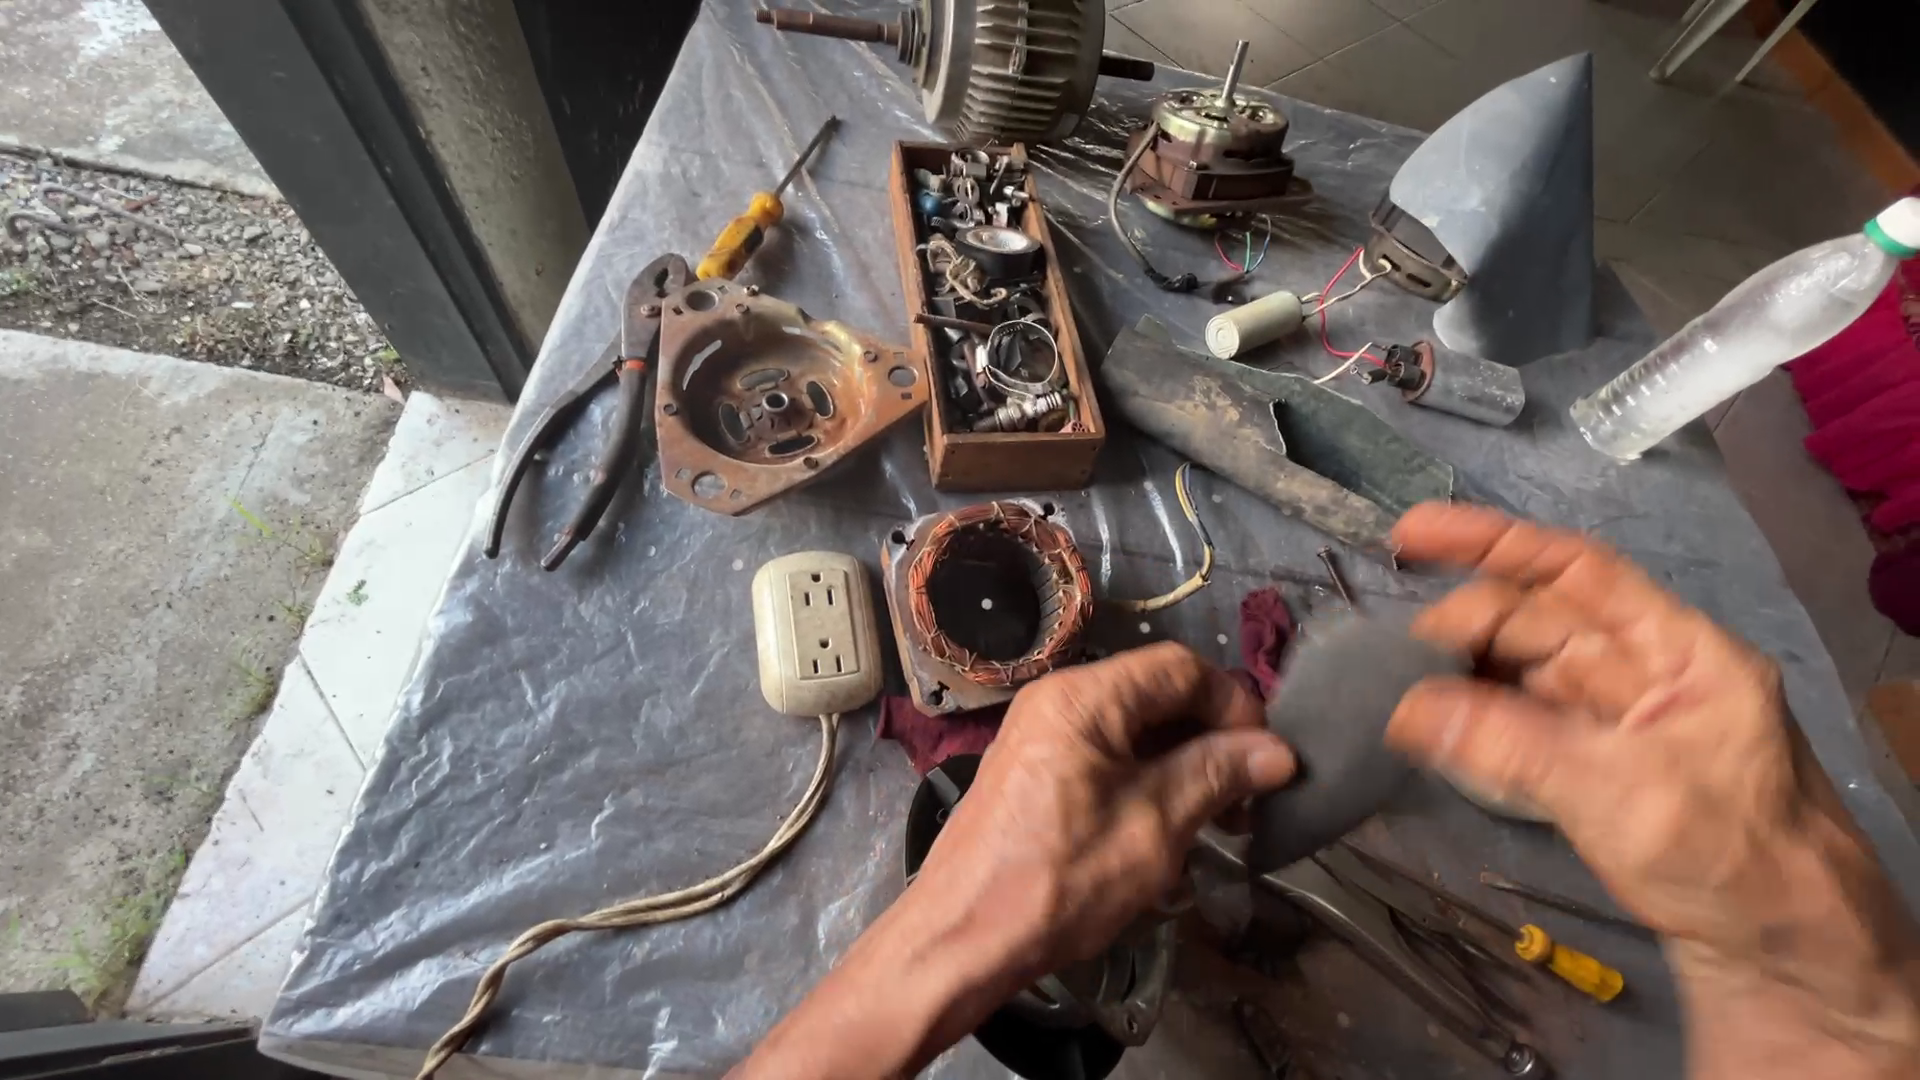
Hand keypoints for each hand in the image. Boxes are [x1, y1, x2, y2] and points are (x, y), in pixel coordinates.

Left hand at [735, 643, 1293, 1079]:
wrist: (963, 932)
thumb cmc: (1060, 879)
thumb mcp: (1153, 826)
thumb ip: (1215, 775)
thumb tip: (1277, 750)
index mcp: (1083, 695)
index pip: (1178, 666)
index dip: (1232, 703)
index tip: (1265, 758)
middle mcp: (1058, 695)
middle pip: (1154, 689)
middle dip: (1209, 735)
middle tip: (1246, 796)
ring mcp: (1042, 727)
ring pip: (1133, 721)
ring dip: (1181, 758)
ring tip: (1216, 817)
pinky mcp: (1036, 759)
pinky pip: (1105, 745)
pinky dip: (1145, 771)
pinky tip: (1169, 819)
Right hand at [1387, 503, 1919, 1075]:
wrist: (1780, 960)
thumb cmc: (1739, 865)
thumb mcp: (1631, 800)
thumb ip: (1512, 747)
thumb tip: (1403, 710)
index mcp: (1676, 653)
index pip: (1577, 571)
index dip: (1493, 541)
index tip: (1412, 532)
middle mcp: (1632, 667)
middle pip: (1528, 617)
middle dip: (1460, 623)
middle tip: (1398, 655)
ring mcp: (1596, 709)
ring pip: (1507, 660)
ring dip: (1451, 664)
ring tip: (1397, 680)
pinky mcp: (1568, 749)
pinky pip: (1499, 709)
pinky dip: (1457, 707)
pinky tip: (1422, 717)